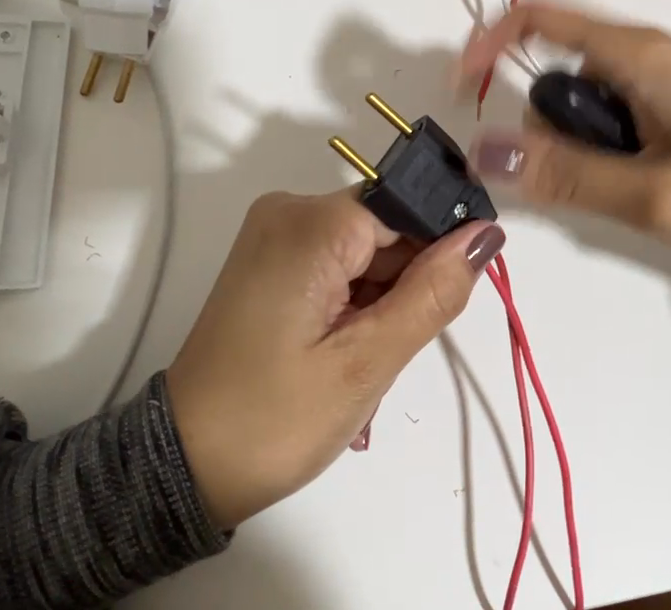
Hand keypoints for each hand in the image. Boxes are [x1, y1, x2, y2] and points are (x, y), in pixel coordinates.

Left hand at [166, 190, 503, 528]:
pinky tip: (346, 353)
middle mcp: (290, 212)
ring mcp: (276, 237)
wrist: (184, 464)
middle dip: (406, 286)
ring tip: (363, 363)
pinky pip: (338, 265)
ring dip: (382, 303)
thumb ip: (433, 292)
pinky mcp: (271, 262)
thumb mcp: (367, 361)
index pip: (407, 206)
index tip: (446, 303)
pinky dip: (356, 306)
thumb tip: (486, 234)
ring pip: (367, 251)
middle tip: (390, 351)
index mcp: (311, 224)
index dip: (439, 249)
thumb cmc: (275, 419)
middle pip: (386, 228)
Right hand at [459, 0, 670, 296]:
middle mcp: (648, 58)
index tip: (462, 94)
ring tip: (619, 198)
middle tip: (565, 185)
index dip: (488, 41)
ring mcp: (665, 88)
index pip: (540, 15)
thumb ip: (566, 174)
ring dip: (572, 146)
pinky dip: (600, 155)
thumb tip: (480, 151)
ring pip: (582, 102)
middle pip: (555, 67)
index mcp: (641, 56)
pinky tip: (635, 196)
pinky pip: (613, 124)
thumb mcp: (655, 197)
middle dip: (538, 121)